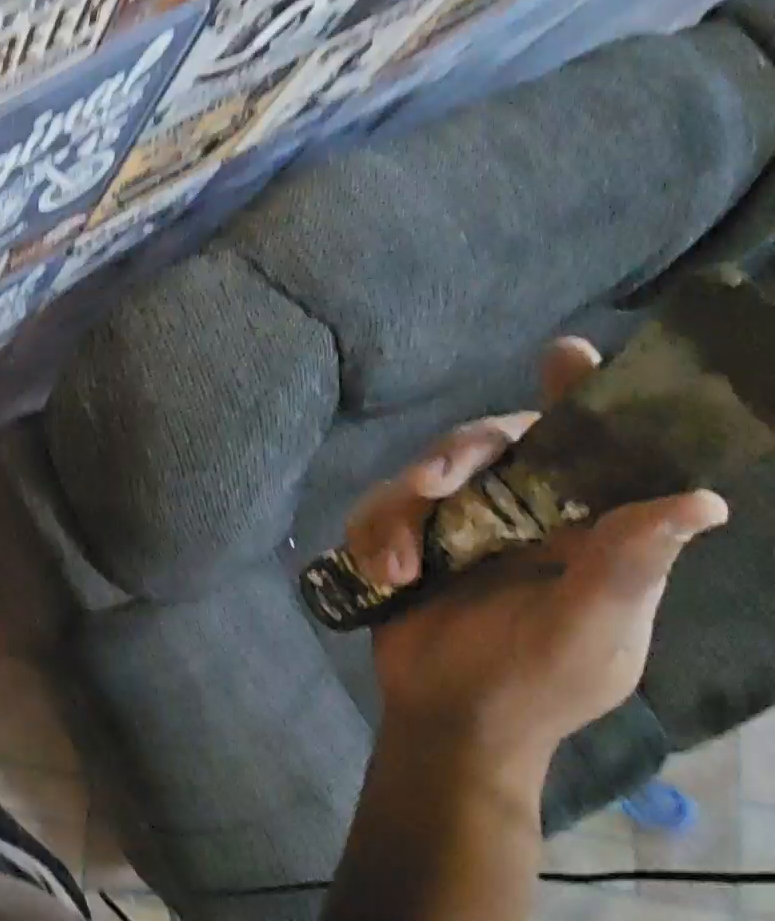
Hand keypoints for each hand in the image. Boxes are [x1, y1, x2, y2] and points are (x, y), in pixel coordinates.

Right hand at [344, 338, 728, 760]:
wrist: (447, 720)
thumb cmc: (535, 683)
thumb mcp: (592, 630)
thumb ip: (629, 565)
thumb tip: (700, 498)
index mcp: (579, 526)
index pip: (587, 448)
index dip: (579, 397)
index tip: (565, 353)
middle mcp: (517, 512)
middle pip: (484, 445)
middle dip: (453, 455)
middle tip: (429, 486)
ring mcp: (454, 525)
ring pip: (417, 475)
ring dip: (399, 514)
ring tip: (400, 566)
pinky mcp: (402, 539)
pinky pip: (376, 509)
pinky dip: (372, 535)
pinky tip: (383, 573)